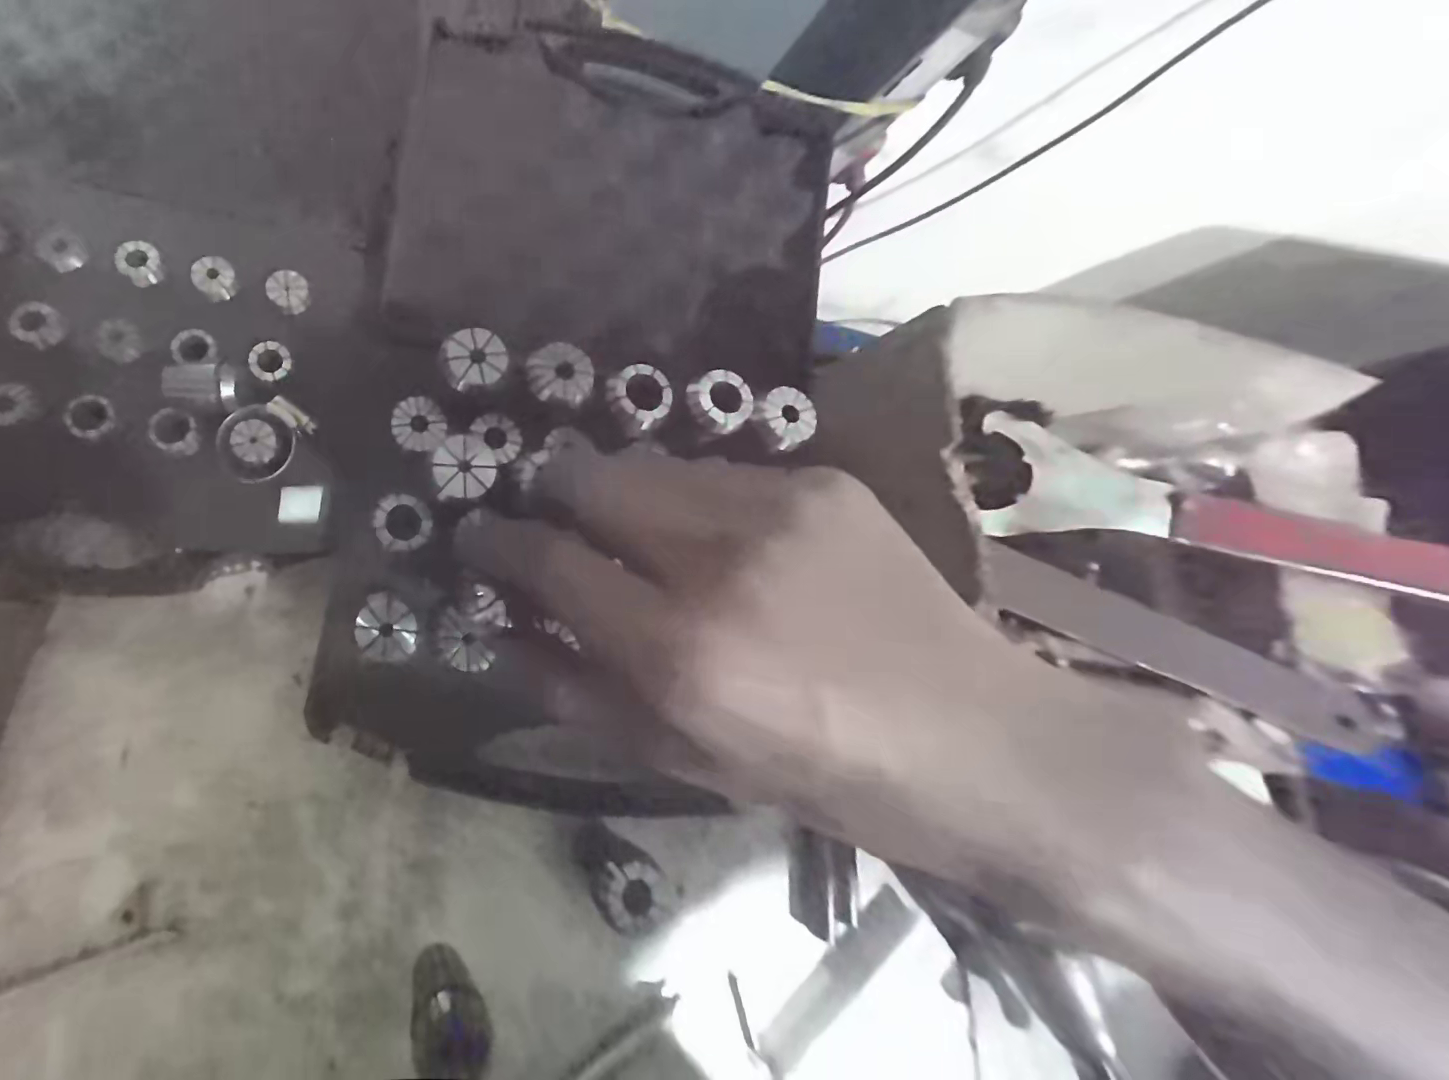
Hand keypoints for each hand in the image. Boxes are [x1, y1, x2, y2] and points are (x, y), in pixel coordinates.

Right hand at [457, 445, 1212, 913]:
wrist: (974, 738)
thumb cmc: (811, 773)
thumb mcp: (676, 758)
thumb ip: (574, 688)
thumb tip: (505, 628)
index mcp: (679, 648)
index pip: (551, 561)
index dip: (497, 542)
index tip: (474, 536)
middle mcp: (720, 557)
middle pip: (590, 476)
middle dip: (548, 491)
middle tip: (545, 519)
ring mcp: (778, 504)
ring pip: (649, 462)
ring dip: (618, 493)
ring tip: (630, 532)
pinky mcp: (821, 480)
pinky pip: (716, 472)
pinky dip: (687, 498)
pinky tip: (711, 537)